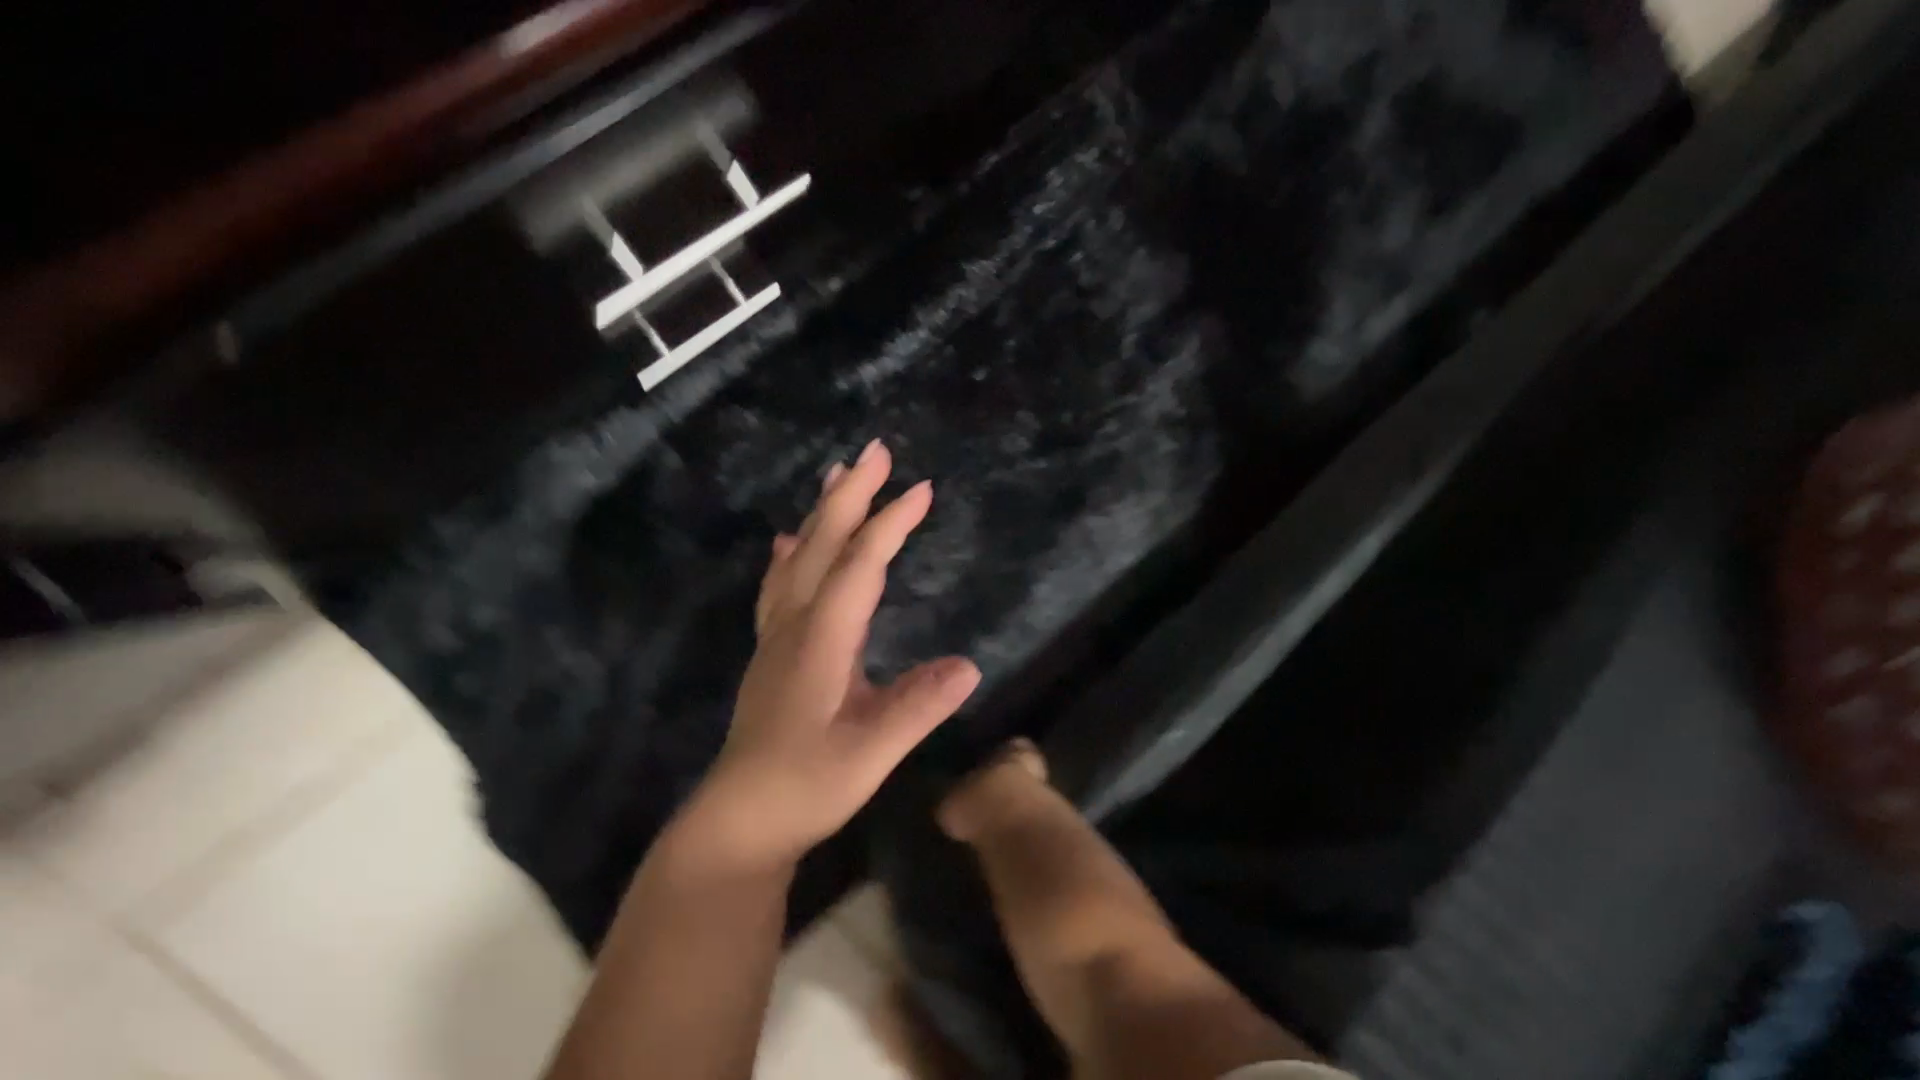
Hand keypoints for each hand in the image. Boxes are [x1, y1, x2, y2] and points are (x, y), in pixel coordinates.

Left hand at [682, 439, 980, 868]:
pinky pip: (779, 587)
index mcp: (821, 641)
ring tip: (836, 476)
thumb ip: (916, 708)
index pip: (859, 567)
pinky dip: (790, 555)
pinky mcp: (772, 656)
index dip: (890, 524)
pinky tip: (787, 544)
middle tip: (876, 451)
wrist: (741, 820)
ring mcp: (776, 639)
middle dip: (851, 496)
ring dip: (821, 514)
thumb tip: (969, 664)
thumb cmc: (806, 788)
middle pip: (822, 546)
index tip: (923, 488)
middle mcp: (794, 627)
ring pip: (798, 560)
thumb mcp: (870, 754)